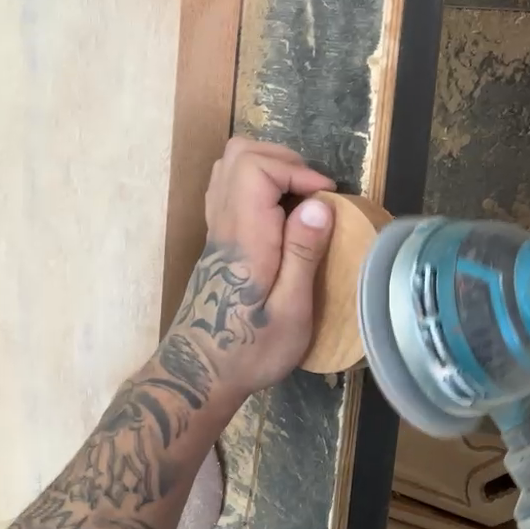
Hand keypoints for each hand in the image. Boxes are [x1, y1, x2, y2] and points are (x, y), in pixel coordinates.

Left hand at [168, 137, 336, 398]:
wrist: (201, 374)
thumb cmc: (253, 349)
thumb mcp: (292, 310)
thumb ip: (303, 253)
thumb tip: (318, 205)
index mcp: (246, 237)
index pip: (257, 168)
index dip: (298, 171)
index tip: (328, 199)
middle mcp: (225, 224)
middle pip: (239, 154)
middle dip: (286, 161)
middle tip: (317, 193)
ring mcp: (216, 231)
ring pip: (229, 167)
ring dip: (271, 169)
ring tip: (303, 198)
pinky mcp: (218, 242)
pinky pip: (229, 189)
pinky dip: (259, 185)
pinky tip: (282, 214)